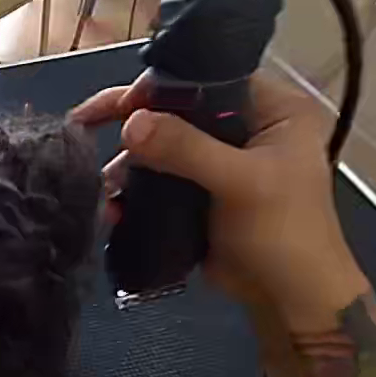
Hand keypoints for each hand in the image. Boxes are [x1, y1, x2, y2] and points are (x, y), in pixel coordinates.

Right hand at [71, 74, 366, 332]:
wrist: (289, 300)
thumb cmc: (284, 235)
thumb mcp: (242, 184)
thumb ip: (187, 149)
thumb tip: (130, 123)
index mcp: (272, 110)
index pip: (210, 76)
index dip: (163, 84)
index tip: (122, 105)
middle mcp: (246, 128)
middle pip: (179, 110)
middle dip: (134, 126)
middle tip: (86, 128)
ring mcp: (221, 162)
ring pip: (164, 147)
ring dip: (129, 166)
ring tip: (106, 189)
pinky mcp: (201, 194)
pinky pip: (161, 180)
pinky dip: (136, 191)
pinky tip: (116, 208)